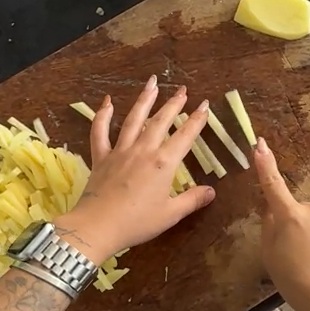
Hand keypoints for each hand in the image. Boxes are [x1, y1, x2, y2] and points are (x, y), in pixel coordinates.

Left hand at [54, 78, 215, 262]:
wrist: (97, 226)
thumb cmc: (137, 222)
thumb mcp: (170, 214)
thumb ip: (192, 200)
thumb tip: (212, 191)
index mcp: (163, 163)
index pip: (185, 136)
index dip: (197, 120)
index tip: (205, 106)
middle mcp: (143, 150)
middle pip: (160, 121)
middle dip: (173, 104)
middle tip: (183, 90)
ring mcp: (120, 151)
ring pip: (133, 119)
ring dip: (144, 100)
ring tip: (152, 83)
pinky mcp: (101, 157)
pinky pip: (100, 132)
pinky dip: (103, 116)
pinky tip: (107, 102)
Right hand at [252, 138, 309, 310]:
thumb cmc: (295, 282)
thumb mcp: (270, 257)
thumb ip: (269, 228)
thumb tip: (273, 211)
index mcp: (289, 215)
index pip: (273, 184)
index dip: (264, 164)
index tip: (259, 144)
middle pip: (300, 213)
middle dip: (297, 228)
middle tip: (297, 257)